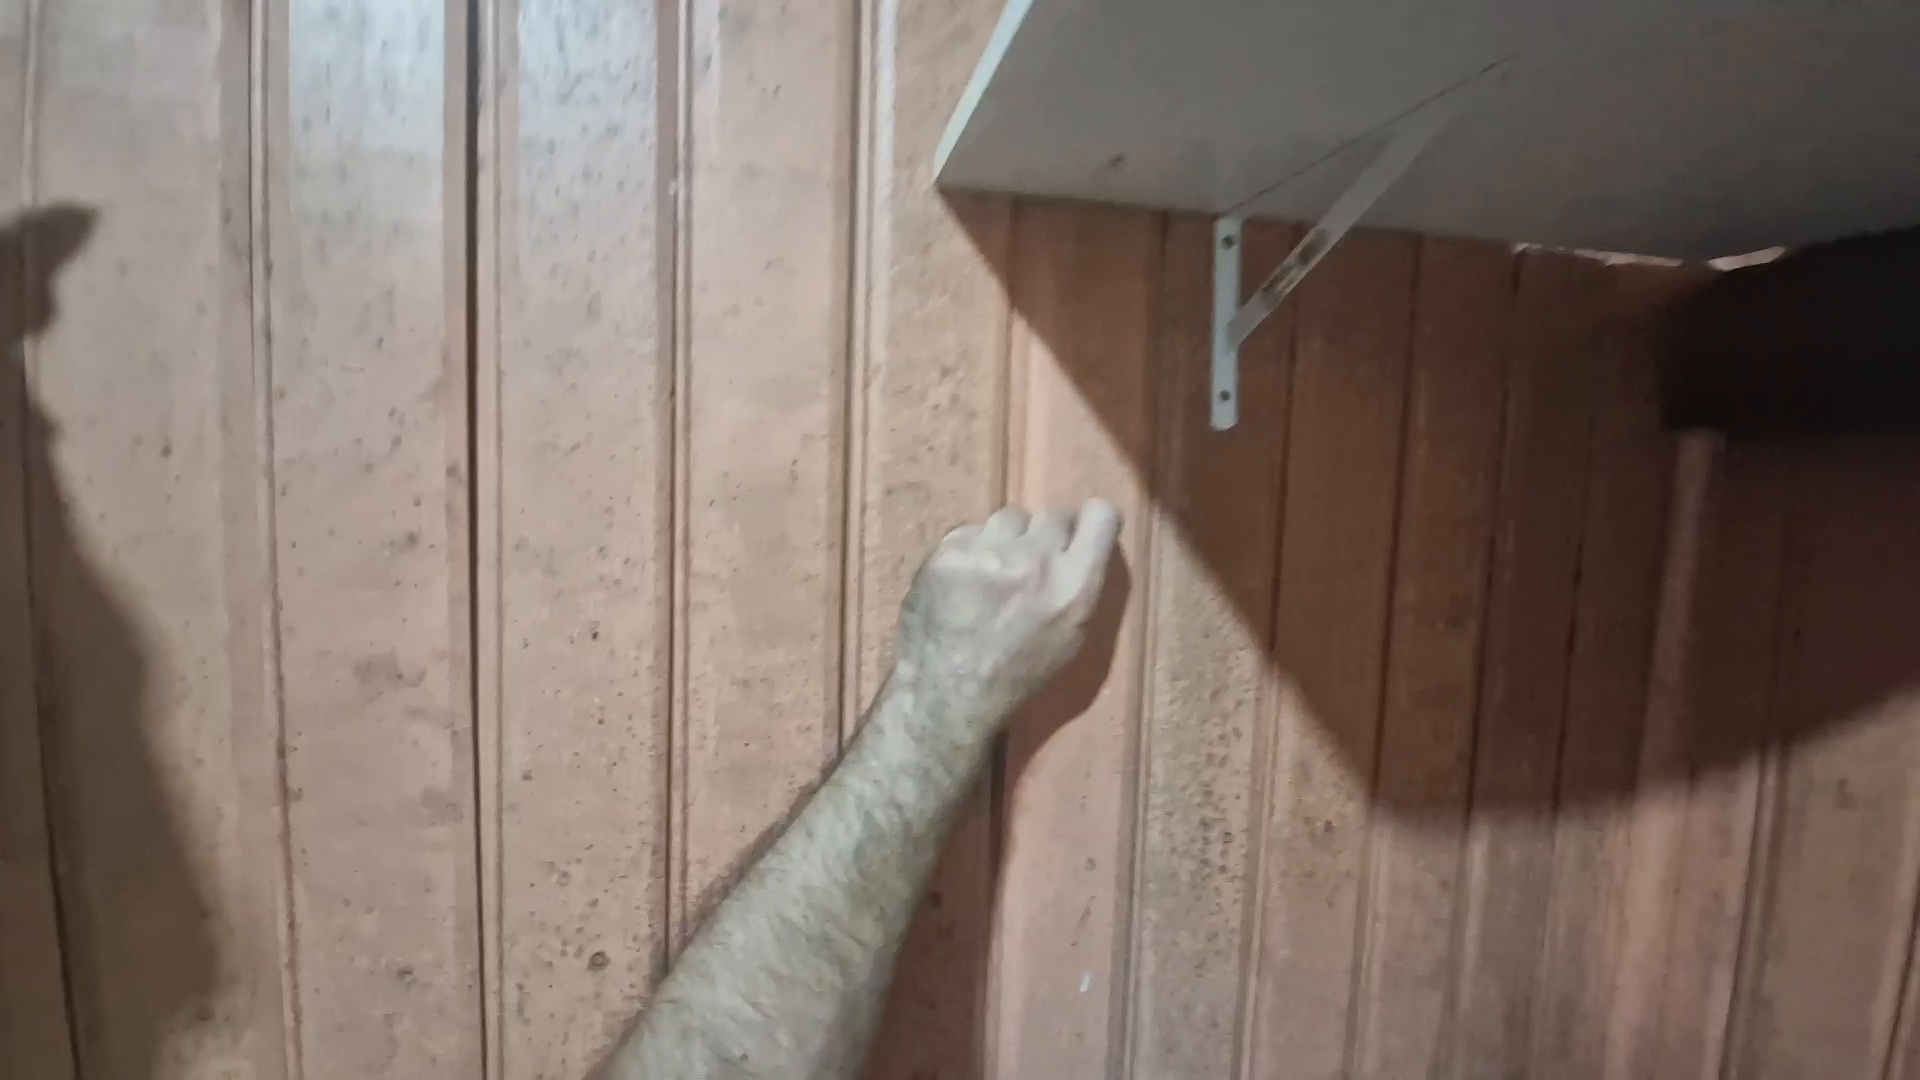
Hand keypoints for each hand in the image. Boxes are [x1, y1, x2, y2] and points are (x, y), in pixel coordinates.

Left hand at [892, 498, 1121, 739]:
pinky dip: (969, 550)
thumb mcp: (1070, 639)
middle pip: (1051, 515)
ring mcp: (987, 553)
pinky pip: (969, 531)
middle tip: (1029, 564)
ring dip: (1005, 539)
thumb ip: (1081, 586)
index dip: (1091, 520)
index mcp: (1074, 588)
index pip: (1101, 516)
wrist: (947, 693)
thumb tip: (1082, 545)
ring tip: (991, 572)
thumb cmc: (1017, 675)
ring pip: (1008, 518)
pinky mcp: (948, 552)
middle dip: (1043, 536)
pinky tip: (961, 580)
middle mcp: (1035, 561)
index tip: (1080, 532)